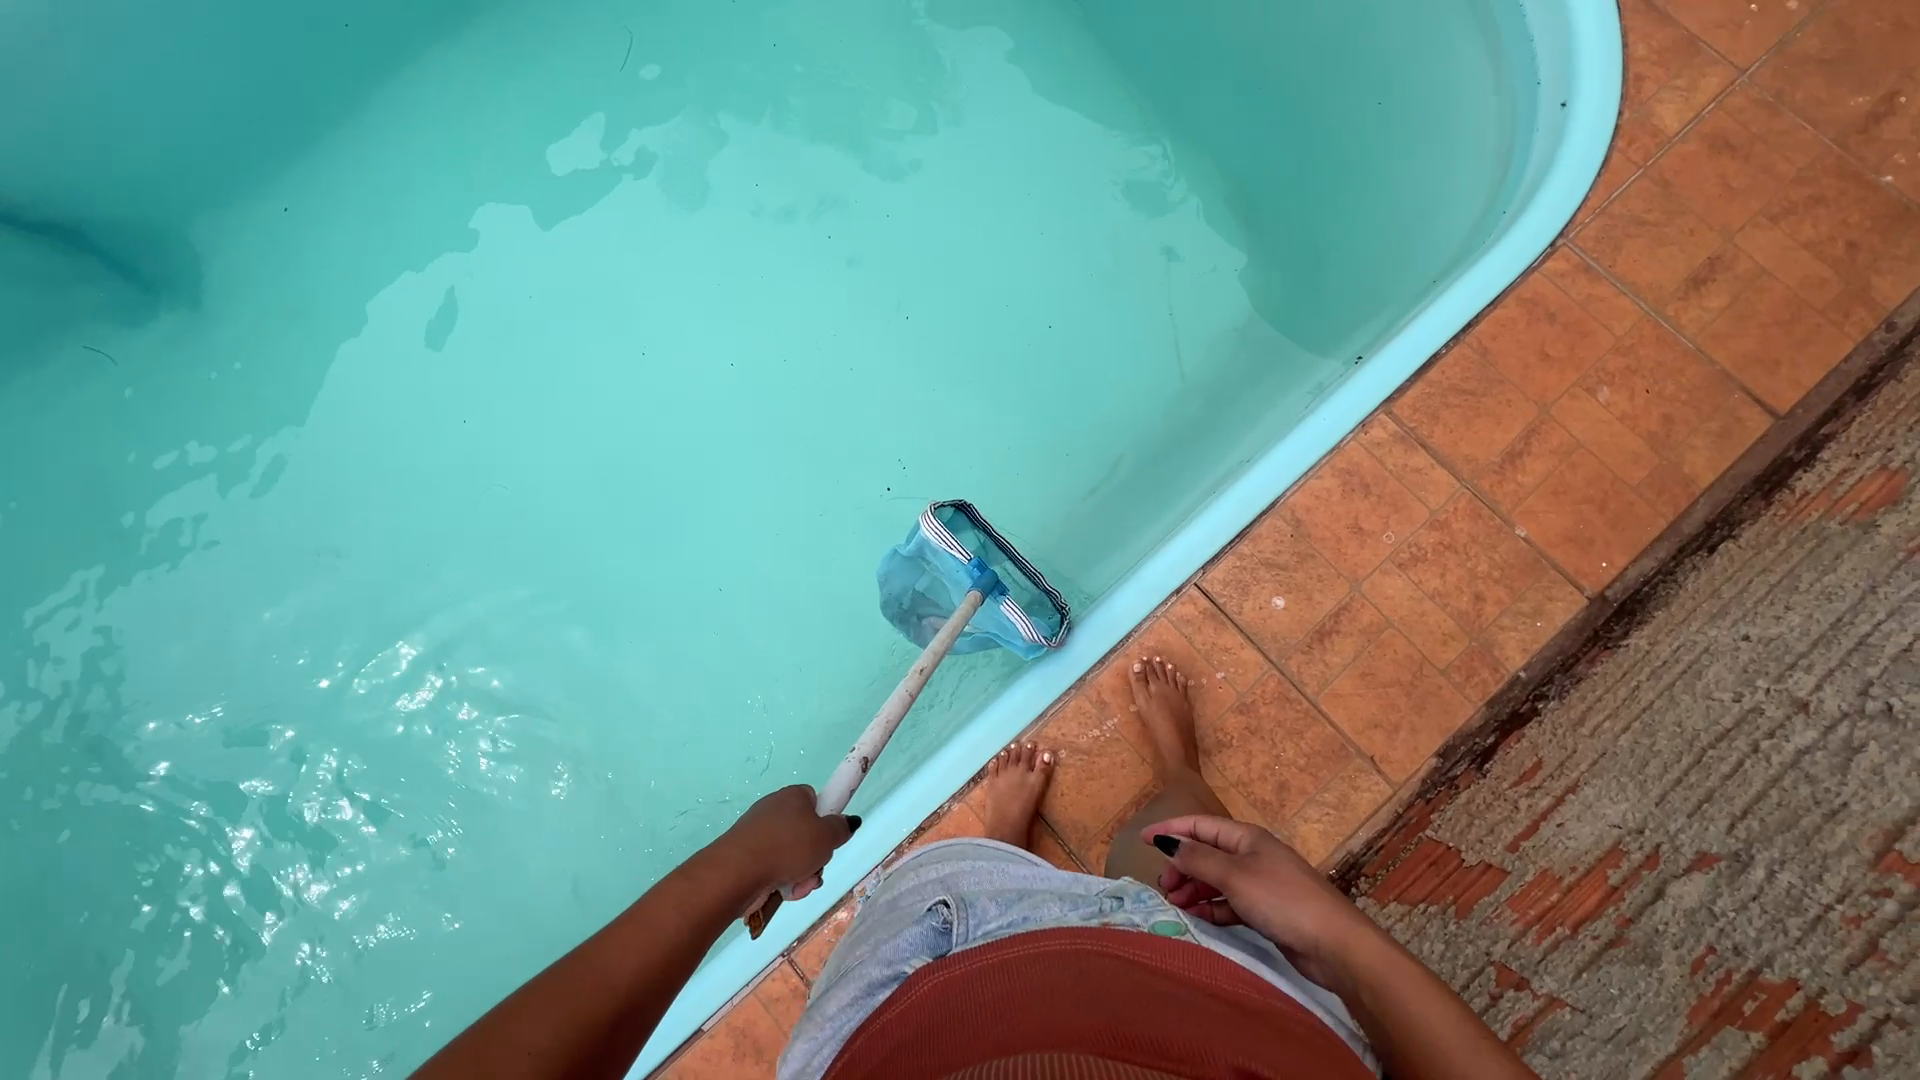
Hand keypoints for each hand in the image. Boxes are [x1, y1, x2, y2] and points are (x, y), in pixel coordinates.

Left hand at [719, 785, 856, 901]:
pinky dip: (782, 881)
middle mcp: (773, 810)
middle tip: (817, 866)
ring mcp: (757, 834)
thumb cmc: (788, 847)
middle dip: (814, 856)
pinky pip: (773, 868)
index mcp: (793, 796)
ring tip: (799, 885)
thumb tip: (849, 821)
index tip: (827, 837)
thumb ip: (842, 828)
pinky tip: (783, 892)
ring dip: (801, 874)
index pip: (815, 800)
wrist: (738, 872)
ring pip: (791, 855)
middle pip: (805, 833)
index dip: (824, 819)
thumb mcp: (827, 837)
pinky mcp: (746, 857)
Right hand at [1141, 815, 1377, 989]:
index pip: (1199, 825)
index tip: (1143, 840)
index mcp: (1245, 837)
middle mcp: (1252, 855)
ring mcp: (1261, 883)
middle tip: (1164, 888)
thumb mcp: (1233, 875)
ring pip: (1216, 880)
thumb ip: (1197, 858)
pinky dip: (1212, 908)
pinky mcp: (1267, 910)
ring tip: (1177, 905)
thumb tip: (1169, 843)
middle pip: (1206, 853)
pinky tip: (1200, 918)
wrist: (1335, 945)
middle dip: (1181, 866)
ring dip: (1194, 889)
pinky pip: (1229, 903)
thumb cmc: (1282, 899)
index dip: (1170, 829)